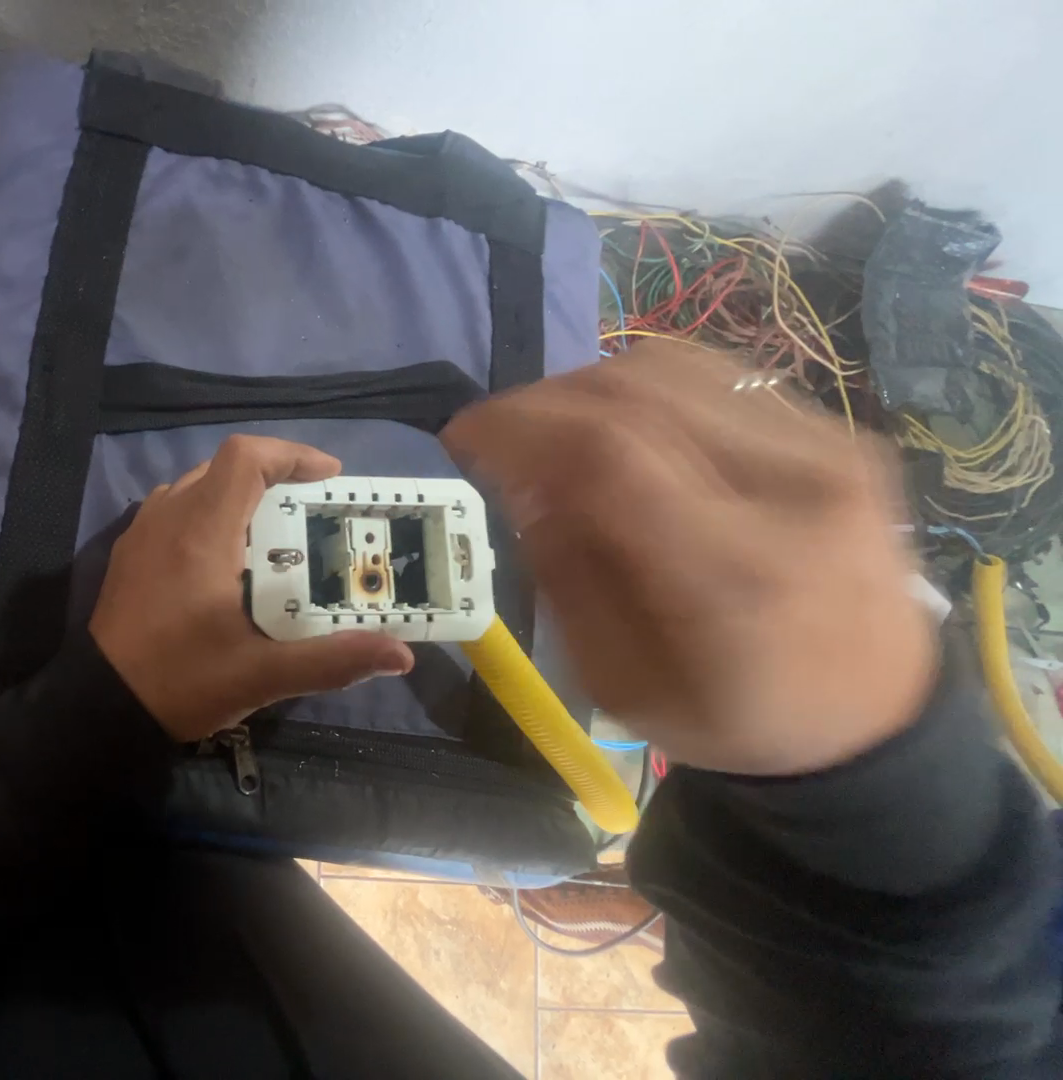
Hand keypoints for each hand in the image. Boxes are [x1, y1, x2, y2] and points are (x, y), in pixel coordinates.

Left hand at [90, 435, 415, 742]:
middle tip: (308, 513)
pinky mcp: (127, 555)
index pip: (244, 458)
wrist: (99, 705)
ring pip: (193, 487)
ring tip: (269, 535)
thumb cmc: (181, 682)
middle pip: (222, 468)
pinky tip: (221, 560)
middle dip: (271, 478)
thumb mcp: (262, 676)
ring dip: (235, 496)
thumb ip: (332, 660)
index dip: (291, 454)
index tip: (328, 478)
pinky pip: (171, 511)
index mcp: (201, 533)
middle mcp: (167, 519)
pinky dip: (204, 514)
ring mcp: (140, 534)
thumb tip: (400, 654)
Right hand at [442, 341, 934, 775]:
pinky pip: (708, 373)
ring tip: (541, 431)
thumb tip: (520, 482)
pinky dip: (633, 386)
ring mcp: (826, 449)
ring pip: (666, 368)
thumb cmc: (726, 714)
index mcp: (732, 572)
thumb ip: (563, 572)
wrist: (868, 717)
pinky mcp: (833, 433)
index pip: (605, 452)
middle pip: (631, 395)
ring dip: (578, 389)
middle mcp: (791, 490)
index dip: (515, 429)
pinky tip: (606, 422)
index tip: (458, 440)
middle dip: (533, 405)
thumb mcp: (613, 677)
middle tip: (487, 437)